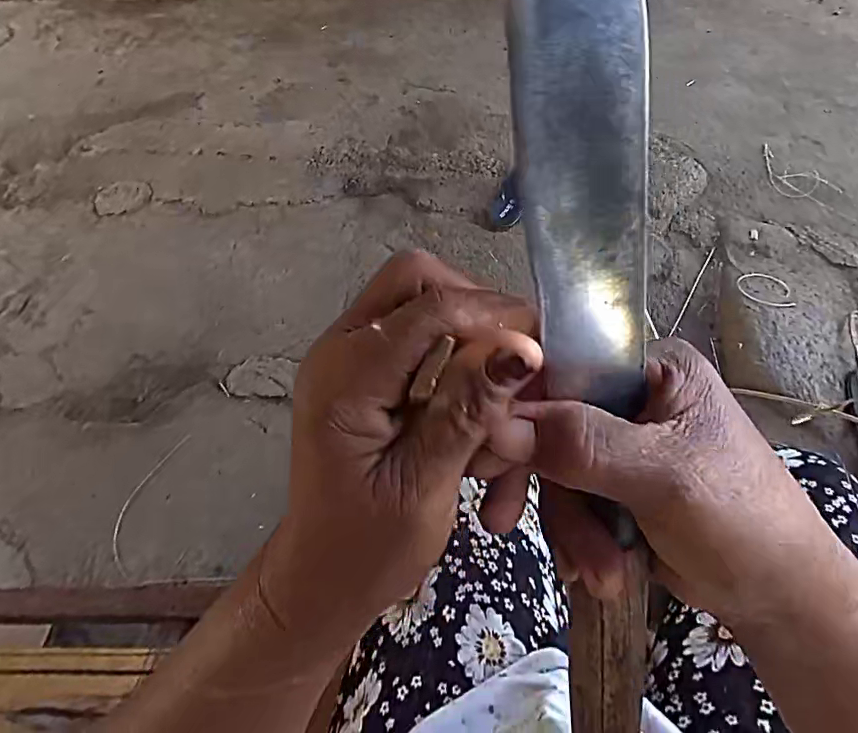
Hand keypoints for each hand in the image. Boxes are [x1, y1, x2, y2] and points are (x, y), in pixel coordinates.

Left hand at [259, 251, 543, 650]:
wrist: (320, 579)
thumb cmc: (365, 550)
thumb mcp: (424, 489)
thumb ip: (468, 412)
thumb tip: (523, 352)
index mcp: (346, 376)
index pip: (430, 307)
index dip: (493, 320)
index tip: (537, 358)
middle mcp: (342, 347)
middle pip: (418, 278)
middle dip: (477, 311)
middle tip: (514, 366)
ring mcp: (353, 352)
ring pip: (426, 298)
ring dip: (473, 339)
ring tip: (497, 403)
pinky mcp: (370, 366)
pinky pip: (425, 330)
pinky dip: (460, 359)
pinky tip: (476, 412)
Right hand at [520, 338, 847, 627]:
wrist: (782, 600)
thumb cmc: (740, 519)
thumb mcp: (663, 476)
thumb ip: (585, 444)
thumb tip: (502, 423)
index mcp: (653, 364)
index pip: (568, 359)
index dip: (524, 399)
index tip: (489, 449)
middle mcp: (635, 392)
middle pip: (554, 417)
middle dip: (546, 481)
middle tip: (504, 517)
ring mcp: (626, 439)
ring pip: (559, 465)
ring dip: (570, 523)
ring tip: (600, 571)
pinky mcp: (619, 482)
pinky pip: (572, 496)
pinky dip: (577, 536)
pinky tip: (597, 569)